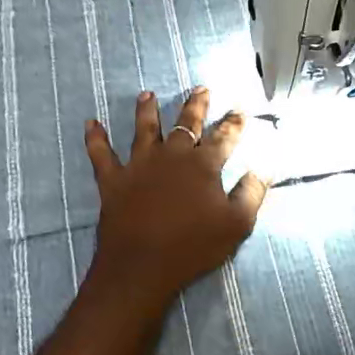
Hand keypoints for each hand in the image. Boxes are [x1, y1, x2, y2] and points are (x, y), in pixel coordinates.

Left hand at [84, 88, 267, 307]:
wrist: (142, 265)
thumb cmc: (193, 246)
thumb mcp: (236, 224)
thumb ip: (252, 193)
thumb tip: (264, 168)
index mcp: (203, 165)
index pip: (224, 137)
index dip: (234, 123)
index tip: (240, 109)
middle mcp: (171, 156)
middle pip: (186, 124)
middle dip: (196, 105)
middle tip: (201, 88)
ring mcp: (139, 164)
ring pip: (144, 129)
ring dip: (146, 110)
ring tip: (147, 94)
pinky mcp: (113, 179)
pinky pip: (100, 153)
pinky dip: (95, 137)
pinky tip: (90, 122)